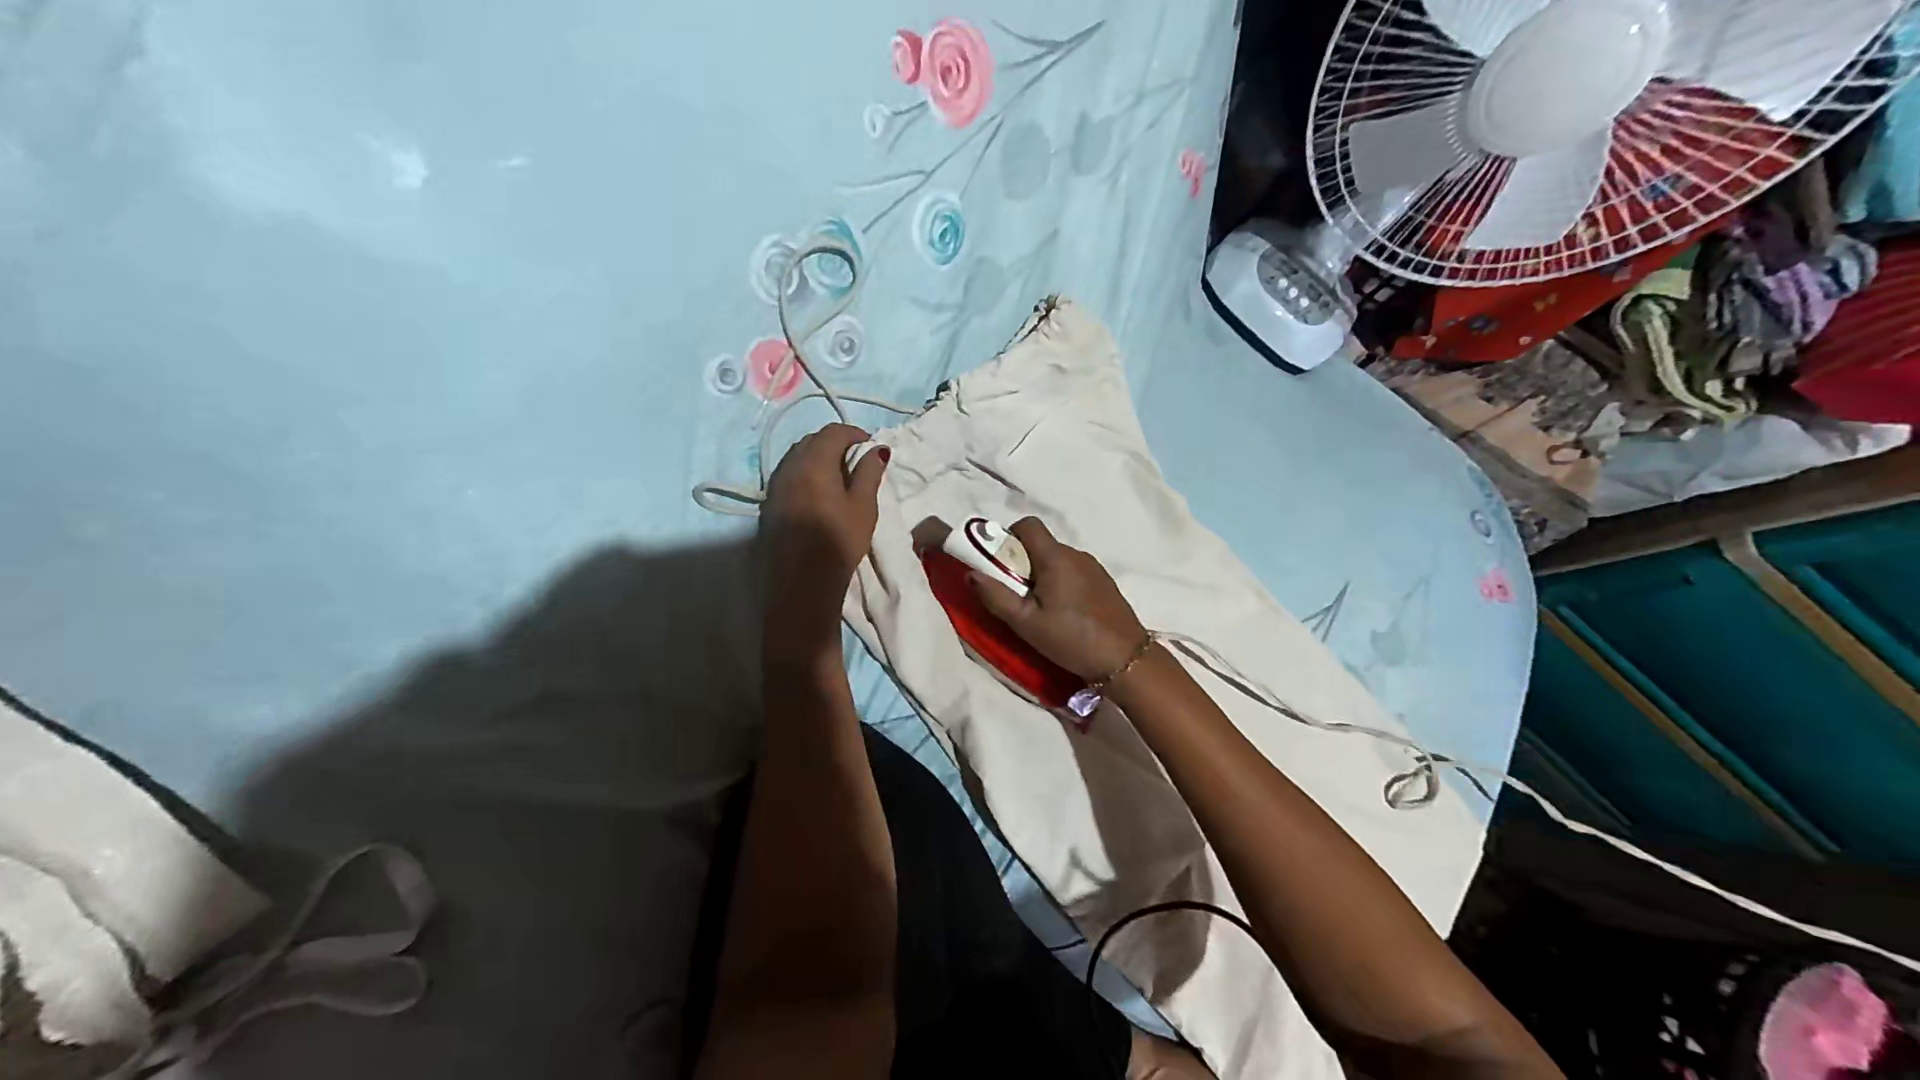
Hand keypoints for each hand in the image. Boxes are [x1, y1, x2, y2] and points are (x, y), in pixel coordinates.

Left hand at [761, 424, 888, 639]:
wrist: (803, 581)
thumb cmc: (839, 541)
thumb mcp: (863, 505)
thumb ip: (869, 472)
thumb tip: (875, 450)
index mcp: (814, 462)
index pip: (832, 432)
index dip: (854, 434)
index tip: (870, 447)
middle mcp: (789, 466)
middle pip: (811, 441)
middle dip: (834, 444)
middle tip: (856, 461)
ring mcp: (775, 485)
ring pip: (797, 458)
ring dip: (818, 458)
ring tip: (838, 477)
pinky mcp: (769, 504)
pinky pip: (788, 476)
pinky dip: (805, 475)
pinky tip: (818, 494)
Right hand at [968, 518, 1148, 680]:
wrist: (1126, 660)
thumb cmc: (1071, 639)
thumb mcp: (1026, 623)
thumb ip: (996, 596)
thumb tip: (971, 573)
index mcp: (1055, 557)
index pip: (1027, 525)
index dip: (1008, 537)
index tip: (1000, 565)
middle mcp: (1076, 554)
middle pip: (1041, 544)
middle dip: (1022, 562)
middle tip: (1016, 595)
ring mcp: (1094, 567)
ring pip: (1057, 559)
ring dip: (1042, 575)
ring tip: (1041, 609)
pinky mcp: (1105, 582)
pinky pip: (1074, 572)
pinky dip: (1061, 583)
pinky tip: (1064, 614)